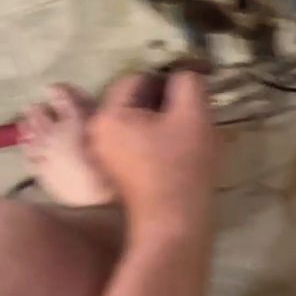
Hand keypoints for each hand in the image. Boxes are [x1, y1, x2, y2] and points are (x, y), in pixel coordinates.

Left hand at [88, 71, 219, 233]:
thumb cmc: (182, 165)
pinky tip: (181, 151)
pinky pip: (139, 142)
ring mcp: (106, 155)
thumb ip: (189, 82)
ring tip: (192, 132)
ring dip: (166, 120)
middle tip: (197, 112)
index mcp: (109, 115)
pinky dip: (159, 139)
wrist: (175, 223)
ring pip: (140, 122)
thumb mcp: (193, 113)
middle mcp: (98, 133)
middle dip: (168, 100)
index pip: (138, 78)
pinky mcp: (119, 172)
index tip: (196, 91)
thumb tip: (185, 72)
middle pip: (137, 100)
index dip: (170, 79)